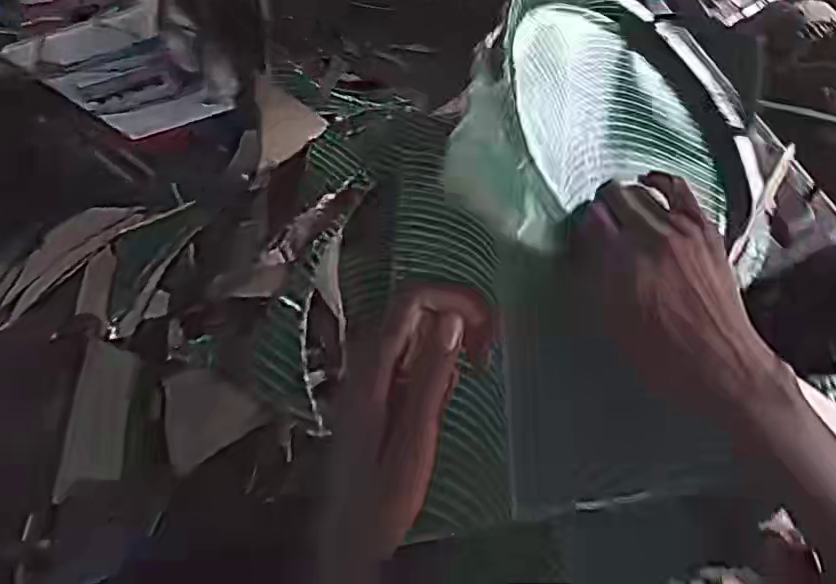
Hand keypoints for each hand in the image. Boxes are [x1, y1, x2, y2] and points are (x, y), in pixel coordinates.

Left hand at [323, 284, 494, 569]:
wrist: (346, 538)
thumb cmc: (380, 496)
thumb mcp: (414, 439)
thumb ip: (431, 375)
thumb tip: (454, 318)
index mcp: (375, 363)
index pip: (414, 297)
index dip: (454, 297)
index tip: (486, 325)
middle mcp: (371, 355)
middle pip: (418, 304)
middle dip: (460, 313)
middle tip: (488, 346)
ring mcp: (375, 367)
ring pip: (420, 325)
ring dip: (455, 334)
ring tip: (478, 365)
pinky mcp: (383, 382)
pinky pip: (417, 351)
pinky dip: (443, 357)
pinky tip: (451, 388)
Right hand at [577, 172, 783, 417]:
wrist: (725, 366)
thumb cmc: (664, 357)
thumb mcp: (614, 323)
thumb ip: (594, 276)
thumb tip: (585, 241)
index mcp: (623, 264)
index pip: (590, 221)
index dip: (583, 227)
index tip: (584, 235)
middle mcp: (651, 238)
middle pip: (613, 196)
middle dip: (602, 207)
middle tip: (601, 222)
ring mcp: (681, 230)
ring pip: (641, 191)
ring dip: (626, 196)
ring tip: (622, 207)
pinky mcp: (705, 230)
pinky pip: (679, 189)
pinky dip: (661, 181)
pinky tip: (650, 182)